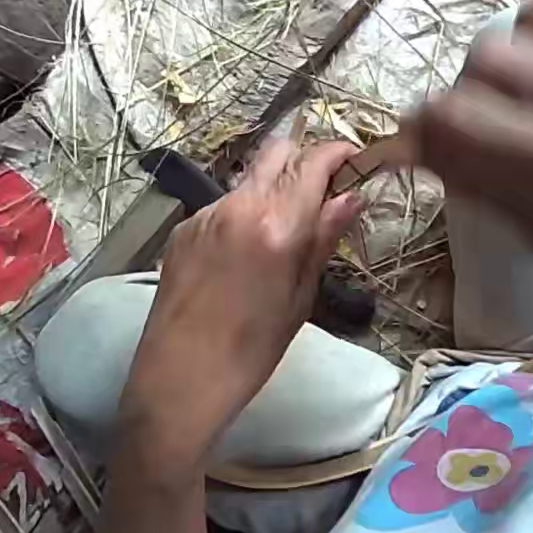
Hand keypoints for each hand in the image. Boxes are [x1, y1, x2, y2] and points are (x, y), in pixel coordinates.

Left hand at [115, 139, 364, 474]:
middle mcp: (238, 206)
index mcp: (277, 224)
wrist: (178, 380)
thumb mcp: (301, 296)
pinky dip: (245, 212)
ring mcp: (205, 214)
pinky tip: (245, 252)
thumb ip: (324, 237)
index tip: (354, 159)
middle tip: (323, 190)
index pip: (313, 162)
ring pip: (250, 178)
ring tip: (284, 230)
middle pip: (277, 152)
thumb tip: (352, 196)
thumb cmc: (253, 350)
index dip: (339, 152)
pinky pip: (224, 204)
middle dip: (305, 160)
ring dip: (274, 187)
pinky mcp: (183, 229)